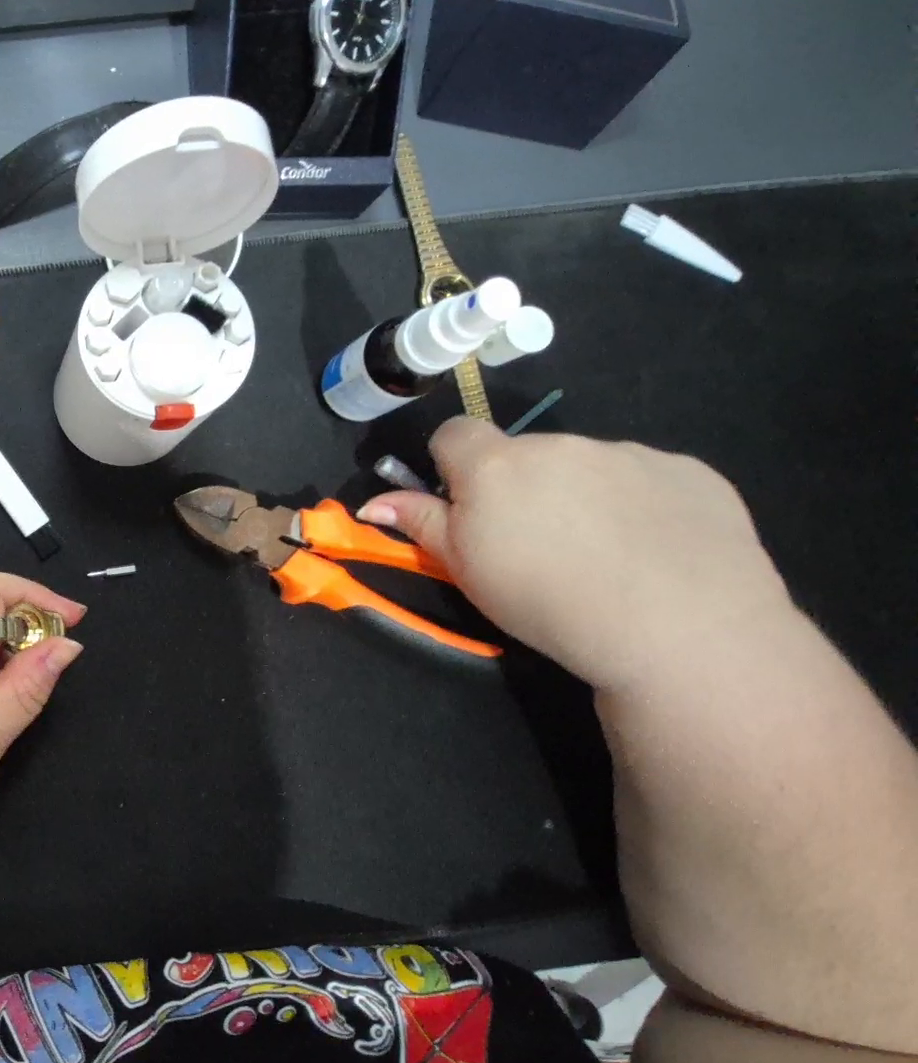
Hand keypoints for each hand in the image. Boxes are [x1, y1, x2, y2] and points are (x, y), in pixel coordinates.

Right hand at [356, 418, 792, 692]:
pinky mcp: (689, 471)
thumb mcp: (464, 569)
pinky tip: (649, 549)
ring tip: (600, 552)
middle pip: (524, 453)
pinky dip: (637, 503)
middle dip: (520, 484)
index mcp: (496, 465)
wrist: (677, 630)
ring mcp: (629, 453)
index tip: (466, 505)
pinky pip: (644, 477)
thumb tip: (373, 502)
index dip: (453, 465)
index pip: (455, 433)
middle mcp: (560, 444)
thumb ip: (421, 524)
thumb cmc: (544, 601)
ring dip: (578, 492)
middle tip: (534, 542)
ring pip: (585, 464)